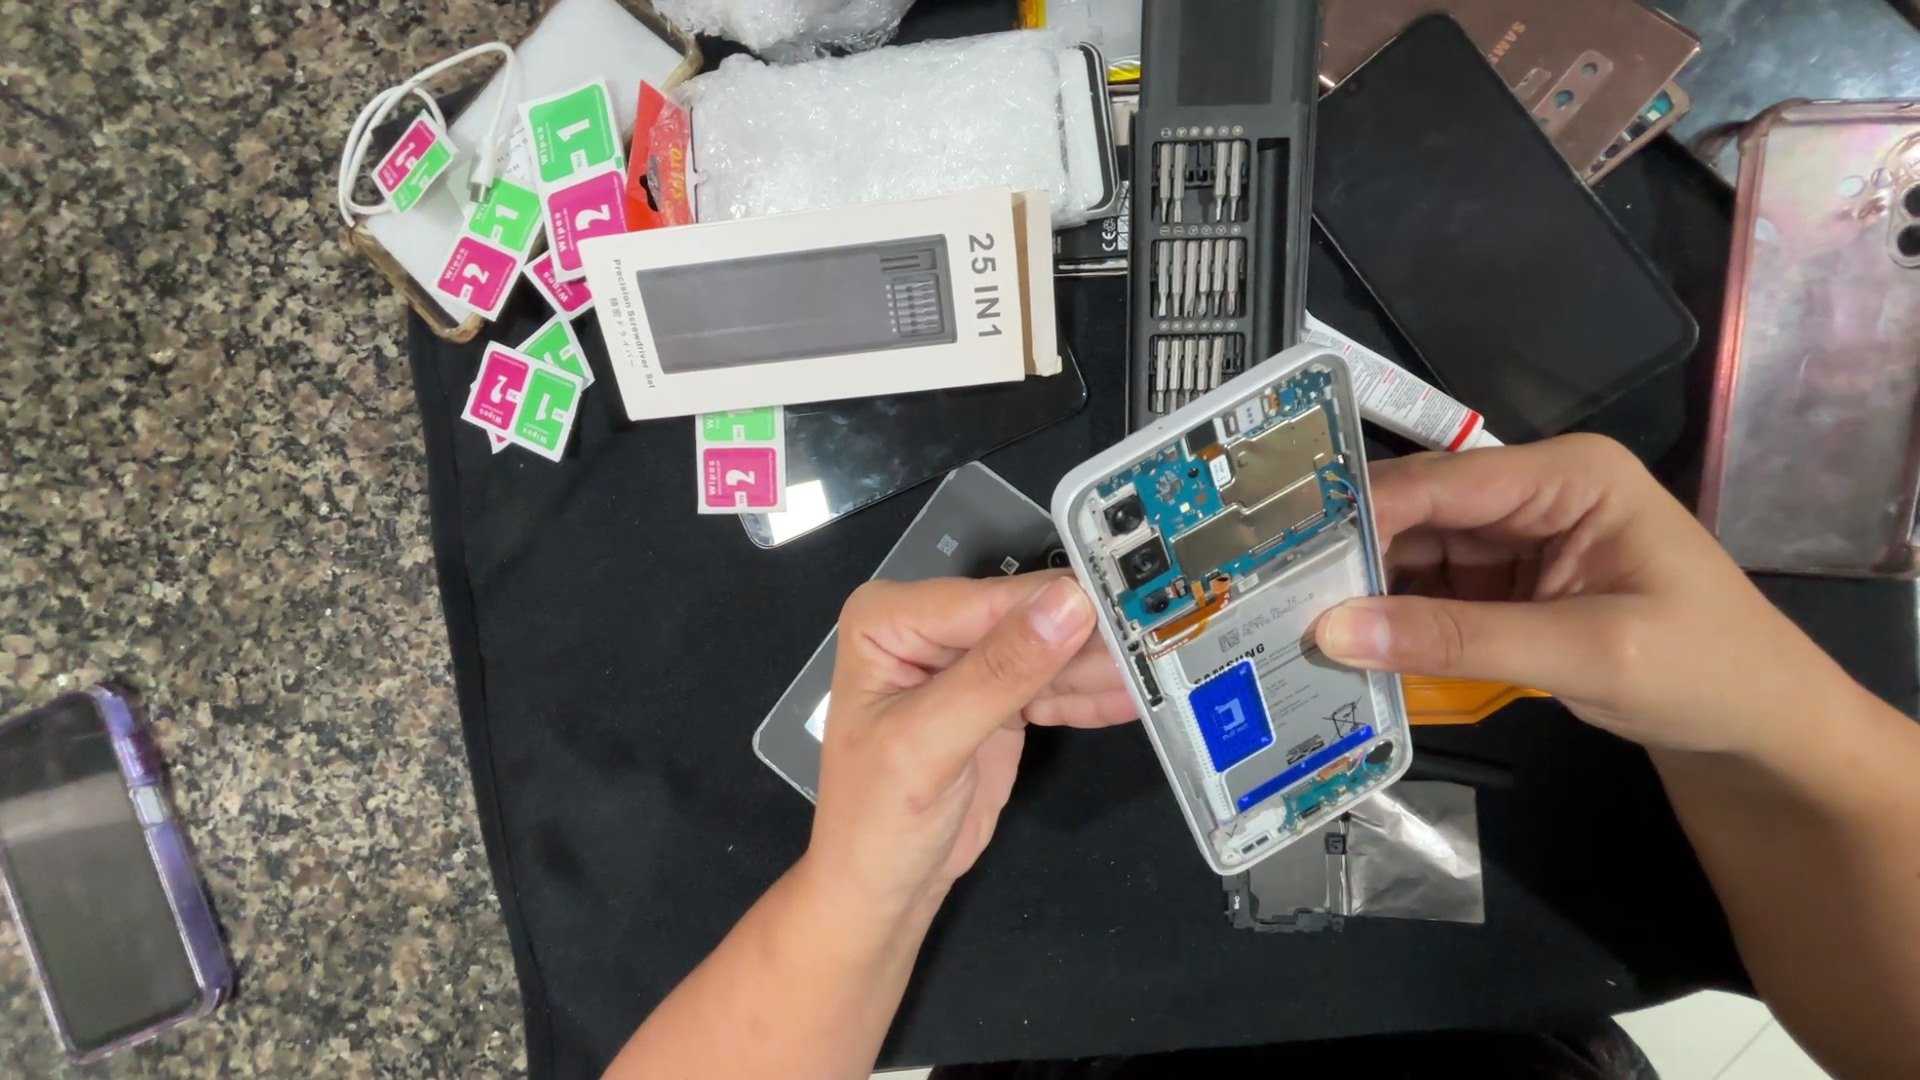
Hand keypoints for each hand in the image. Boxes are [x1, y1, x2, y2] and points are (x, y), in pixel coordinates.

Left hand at [805, 573, 1129, 923]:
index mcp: (890, 620)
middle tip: (1159, 639)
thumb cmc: (877, 819)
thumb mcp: (929, 743)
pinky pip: (1053, 688)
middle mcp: (930, 629)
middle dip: (1087, 634)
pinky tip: (1138, 698)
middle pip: (1024, 618)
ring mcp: (968, 662)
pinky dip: (1092, 697)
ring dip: (1102, 666)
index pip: (986, 600)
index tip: (1127, 606)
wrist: (882, 888)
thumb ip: (998, 672)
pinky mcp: (999, 697)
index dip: (1055, 603)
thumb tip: (1069, 604)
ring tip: (1165, 666)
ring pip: (1047, 651)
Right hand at [1312, 435, 1865, 755]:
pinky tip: (1339, 634)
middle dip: (1348, 553)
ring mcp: (1501, 536)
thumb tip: (1332, 632)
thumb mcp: (1588, 654)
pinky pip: (1413, 587)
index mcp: (1564, 475)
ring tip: (1292, 616)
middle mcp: (1522, 492)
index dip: (1361, 516)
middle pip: (1408, 511)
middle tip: (1276, 593)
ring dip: (1355, 587)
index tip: (1288, 561)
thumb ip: (1456, 640)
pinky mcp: (1486, 580)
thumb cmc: (1709, 675)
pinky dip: (1379, 613)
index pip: (1437, 482)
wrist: (1760, 732)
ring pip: (1400, 550)